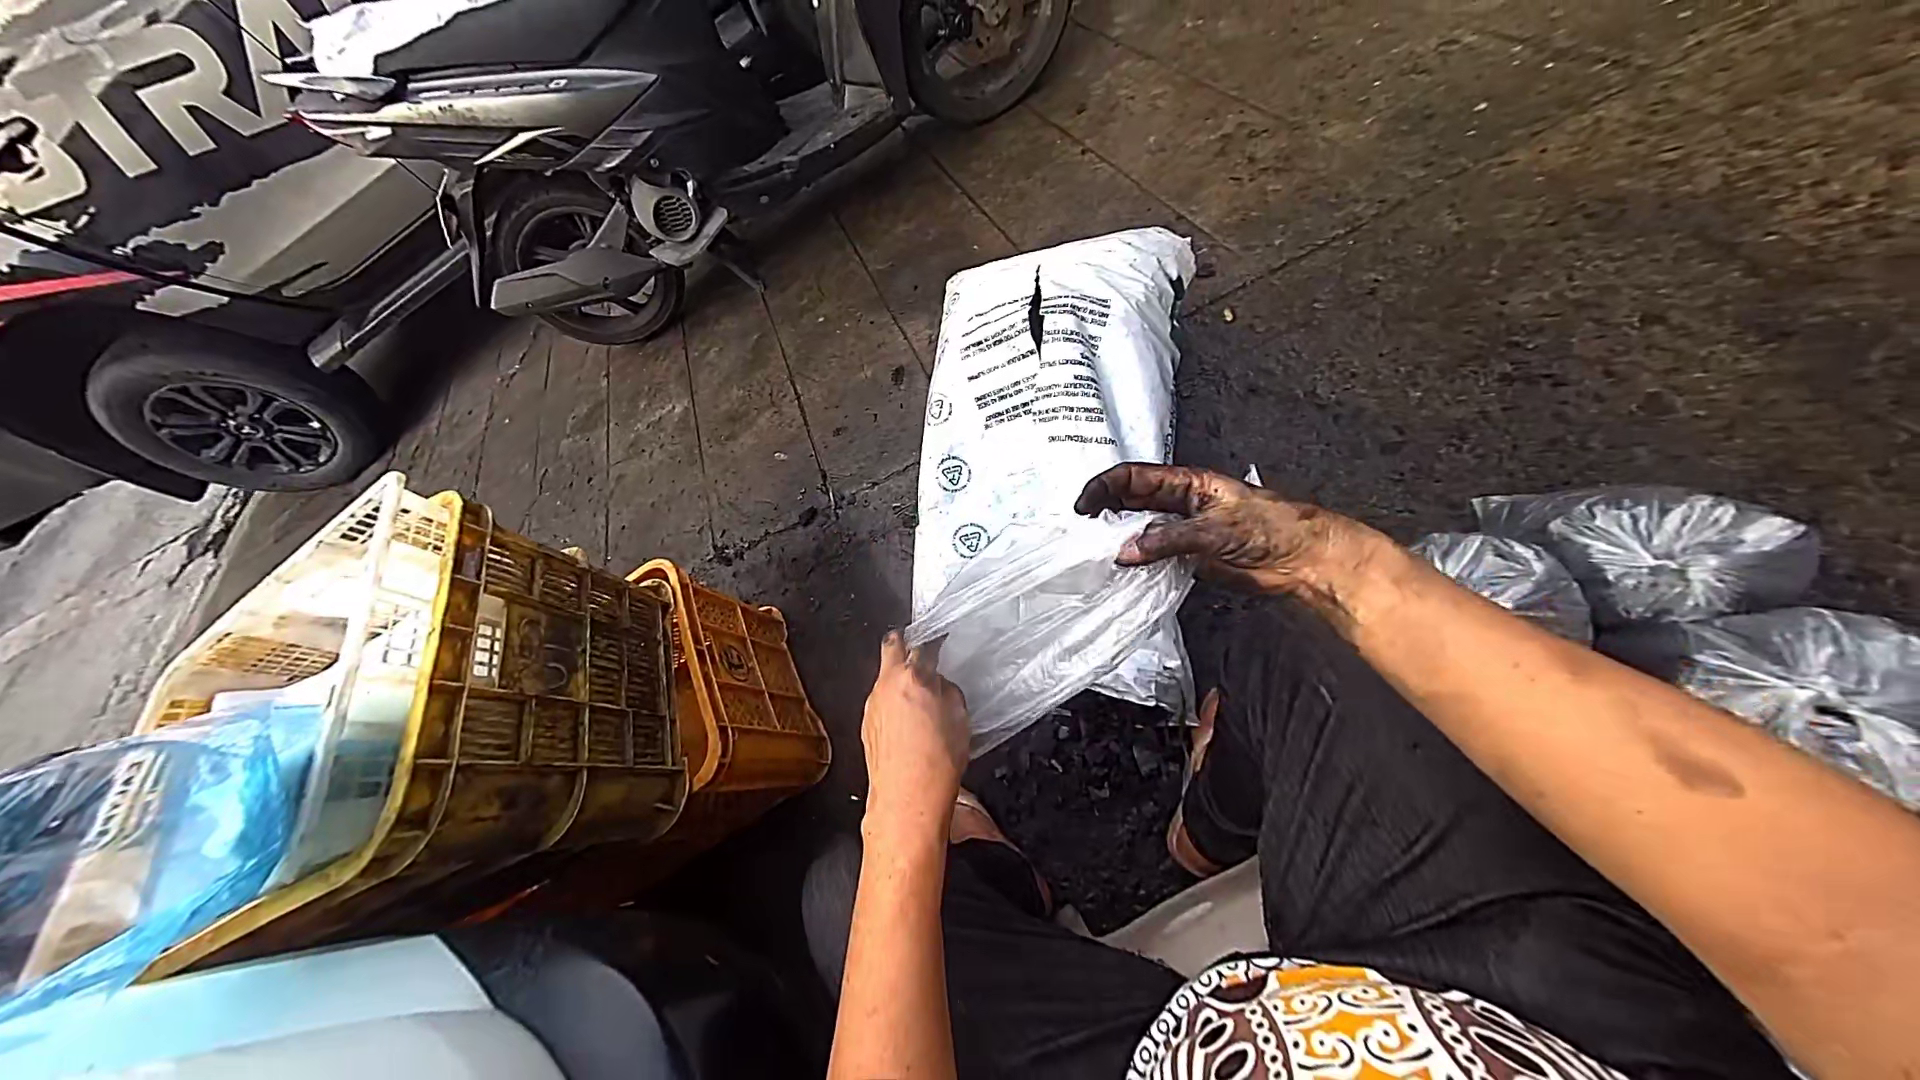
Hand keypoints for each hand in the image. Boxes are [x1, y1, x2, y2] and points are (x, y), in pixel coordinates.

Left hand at [860, 631, 969, 836]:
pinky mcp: (866, 723)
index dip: (935, 640)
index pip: (924, 645)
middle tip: (919, 646)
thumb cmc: (935, 765)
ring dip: (898, 674)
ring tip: (917, 689)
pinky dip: (892, 699)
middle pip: (892, 646)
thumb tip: (940, 685)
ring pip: (884, 674)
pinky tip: (908, 716)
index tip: (940, 641)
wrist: (907, 800)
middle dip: (906, 642)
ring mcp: (872, 704)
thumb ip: (948, 692)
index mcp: (913, 678)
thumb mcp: (959, 719)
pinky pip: (880, 699)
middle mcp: (887, 685)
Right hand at [1074, 463, 1393, 621]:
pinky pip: (1152, 554)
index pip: (1134, 477)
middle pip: (1130, 500)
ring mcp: (1182, 530)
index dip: (1105, 487)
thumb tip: (1126, 549)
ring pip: (1138, 528)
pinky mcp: (1187, 555)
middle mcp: (1180, 503)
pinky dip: (1136, 559)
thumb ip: (1168, 539)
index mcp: (1186, 483)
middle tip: (1084, 529)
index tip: (1084, 505)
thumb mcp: (1216, 529)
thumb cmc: (1273, 528)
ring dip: (1118, 537)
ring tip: (1097, 550)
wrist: (1303, 560)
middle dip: (1104, 510)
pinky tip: (1124, 567)